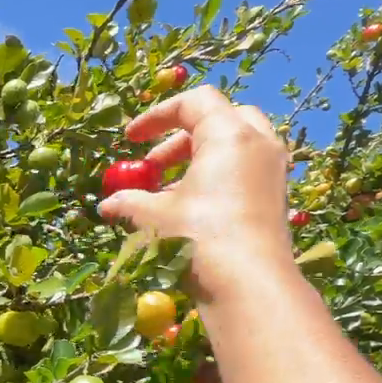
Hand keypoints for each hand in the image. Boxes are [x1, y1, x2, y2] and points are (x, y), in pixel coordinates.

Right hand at [98, 87, 293, 286]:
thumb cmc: (198, 236)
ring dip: (197, 159)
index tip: (130, 139)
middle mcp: (258, 141)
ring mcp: (272, 167)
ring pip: (233, 144)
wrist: (247, 279)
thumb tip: (108, 203)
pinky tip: (192, 206)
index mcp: (228, 136)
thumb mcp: (153, 216)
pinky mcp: (274, 192)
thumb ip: (129, 202)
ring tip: (167, 189)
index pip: (194, 103)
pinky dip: (215, 175)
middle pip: (218, 120)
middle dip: (179, 139)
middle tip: (152, 167)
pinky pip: (243, 168)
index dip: (157, 116)